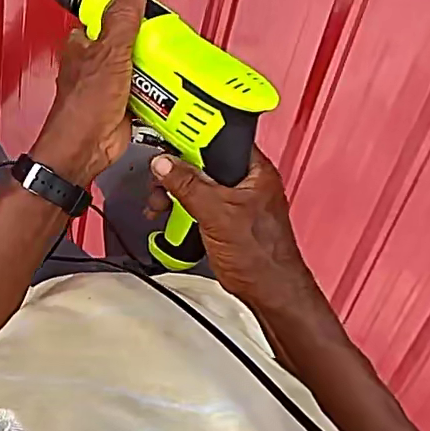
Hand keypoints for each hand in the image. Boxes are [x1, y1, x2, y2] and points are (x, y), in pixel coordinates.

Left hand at [29, 0, 147, 186]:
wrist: (85, 150)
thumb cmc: (82, 108)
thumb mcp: (108, 53)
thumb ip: (122, 19)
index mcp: (84, 44)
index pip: (109, 15)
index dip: (129, 11)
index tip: (148, 11)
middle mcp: (96, 62)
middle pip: (131, 42)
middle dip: (149, 46)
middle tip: (162, 46)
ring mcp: (111, 84)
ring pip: (141, 67)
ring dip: (154, 71)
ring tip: (166, 70)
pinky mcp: (124, 105)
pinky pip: (147, 92)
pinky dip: (157, 93)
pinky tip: (163, 93)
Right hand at [149, 146, 321, 309]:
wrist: (267, 291)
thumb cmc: (261, 256)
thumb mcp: (216, 213)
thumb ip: (188, 185)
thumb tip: (165, 165)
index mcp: (254, 171)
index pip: (218, 140)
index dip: (193, 139)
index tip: (170, 141)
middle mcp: (246, 182)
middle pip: (202, 162)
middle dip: (176, 173)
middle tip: (162, 182)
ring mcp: (234, 200)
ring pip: (197, 184)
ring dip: (175, 193)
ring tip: (163, 204)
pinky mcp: (224, 217)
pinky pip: (197, 202)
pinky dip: (181, 208)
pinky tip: (172, 216)